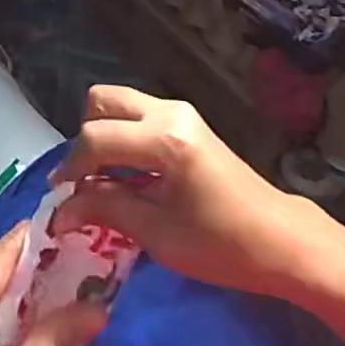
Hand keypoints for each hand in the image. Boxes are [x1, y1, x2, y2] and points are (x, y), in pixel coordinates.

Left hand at [0, 221, 106, 345]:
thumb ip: (55, 342)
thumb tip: (97, 308)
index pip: (1, 255)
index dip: (40, 240)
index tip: (76, 228)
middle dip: (36, 271)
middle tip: (81, 264)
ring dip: (22, 296)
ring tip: (66, 291)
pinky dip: (4, 318)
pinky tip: (33, 324)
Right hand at [50, 85, 329, 299]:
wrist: (285, 242)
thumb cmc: (223, 245)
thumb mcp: (158, 234)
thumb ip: (104, 210)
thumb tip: (60, 210)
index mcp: (165, 139)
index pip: (97, 138)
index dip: (72, 166)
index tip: (59, 195)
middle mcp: (168, 111)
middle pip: (101, 101)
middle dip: (85, 138)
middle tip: (86, 178)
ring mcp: (178, 111)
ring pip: (117, 103)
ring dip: (102, 134)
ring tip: (105, 177)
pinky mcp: (184, 120)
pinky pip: (136, 114)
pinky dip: (121, 136)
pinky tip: (128, 173)